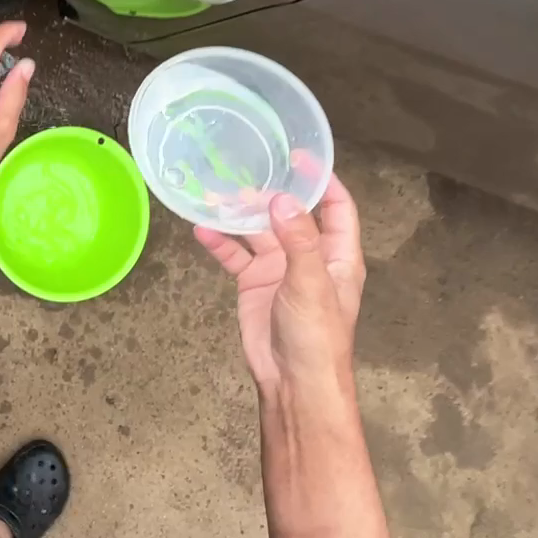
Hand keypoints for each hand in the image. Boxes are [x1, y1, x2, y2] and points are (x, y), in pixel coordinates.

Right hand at [194, 173, 365, 392]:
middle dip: (270, 191)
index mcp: (335, 255)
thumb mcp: (312, 285)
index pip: (337, 208)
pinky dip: (218, 241)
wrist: (292, 381)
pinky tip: (200, 227)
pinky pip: (234, 255)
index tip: (300, 155)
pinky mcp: (253, 283)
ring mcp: (278, 269)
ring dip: (238, 213)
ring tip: (214, 190)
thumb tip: (280, 199)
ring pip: (257, 231)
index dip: (323, 181)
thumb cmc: (316, 335)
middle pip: (289, 214)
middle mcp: (307, 256)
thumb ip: (298, 241)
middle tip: (243, 165)